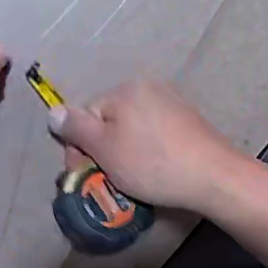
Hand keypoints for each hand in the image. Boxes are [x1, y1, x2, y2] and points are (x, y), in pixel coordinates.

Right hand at [47, 79, 247, 215]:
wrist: (214, 177)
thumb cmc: (153, 163)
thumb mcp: (105, 148)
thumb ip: (76, 128)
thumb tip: (53, 110)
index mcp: (125, 89)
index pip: (86, 115)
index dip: (79, 147)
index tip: (83, 175)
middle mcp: (149, 87)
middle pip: (109, 120)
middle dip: (102, 150)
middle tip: (106, 180)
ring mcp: (172, 102)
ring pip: (132, 129)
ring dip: (124, 153)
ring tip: (131, 179)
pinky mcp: (189, 121)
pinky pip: (154, 134)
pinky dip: (147, 151)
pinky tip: (154, 170)